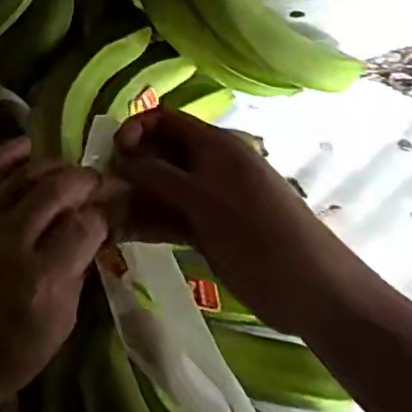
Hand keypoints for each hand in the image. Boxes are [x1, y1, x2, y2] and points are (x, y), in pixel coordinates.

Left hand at [0, 137, 109, 408]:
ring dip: (52, 166)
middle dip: (83, 180)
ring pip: (24, 176)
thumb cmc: (14, 349)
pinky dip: (6, 154)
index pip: (83, 227)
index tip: (111, 208)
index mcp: (41, 278)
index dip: (102, 213)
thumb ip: (79, 269)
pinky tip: (28, 146)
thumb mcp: (62, 321)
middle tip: (96, 180)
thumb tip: (95, 228)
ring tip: (69, 169)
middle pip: (55, 191)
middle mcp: (10, 241)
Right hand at [110, 107, 311, 256]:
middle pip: (159, 153)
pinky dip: (146, 221)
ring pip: (161, 188)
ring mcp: (207, 199)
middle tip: (98, 186)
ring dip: (132, 197)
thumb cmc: (258, 232)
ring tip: (100, 214)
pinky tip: (118, 233)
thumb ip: (158, 175)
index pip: (165, 119)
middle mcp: (208, 166)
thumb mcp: (202, 198)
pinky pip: (169, 217)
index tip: (113, 150)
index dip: (136, 128)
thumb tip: (119, 157)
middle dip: (128, 165)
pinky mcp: (206, 230)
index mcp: (214, 145)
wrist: (314, 291)